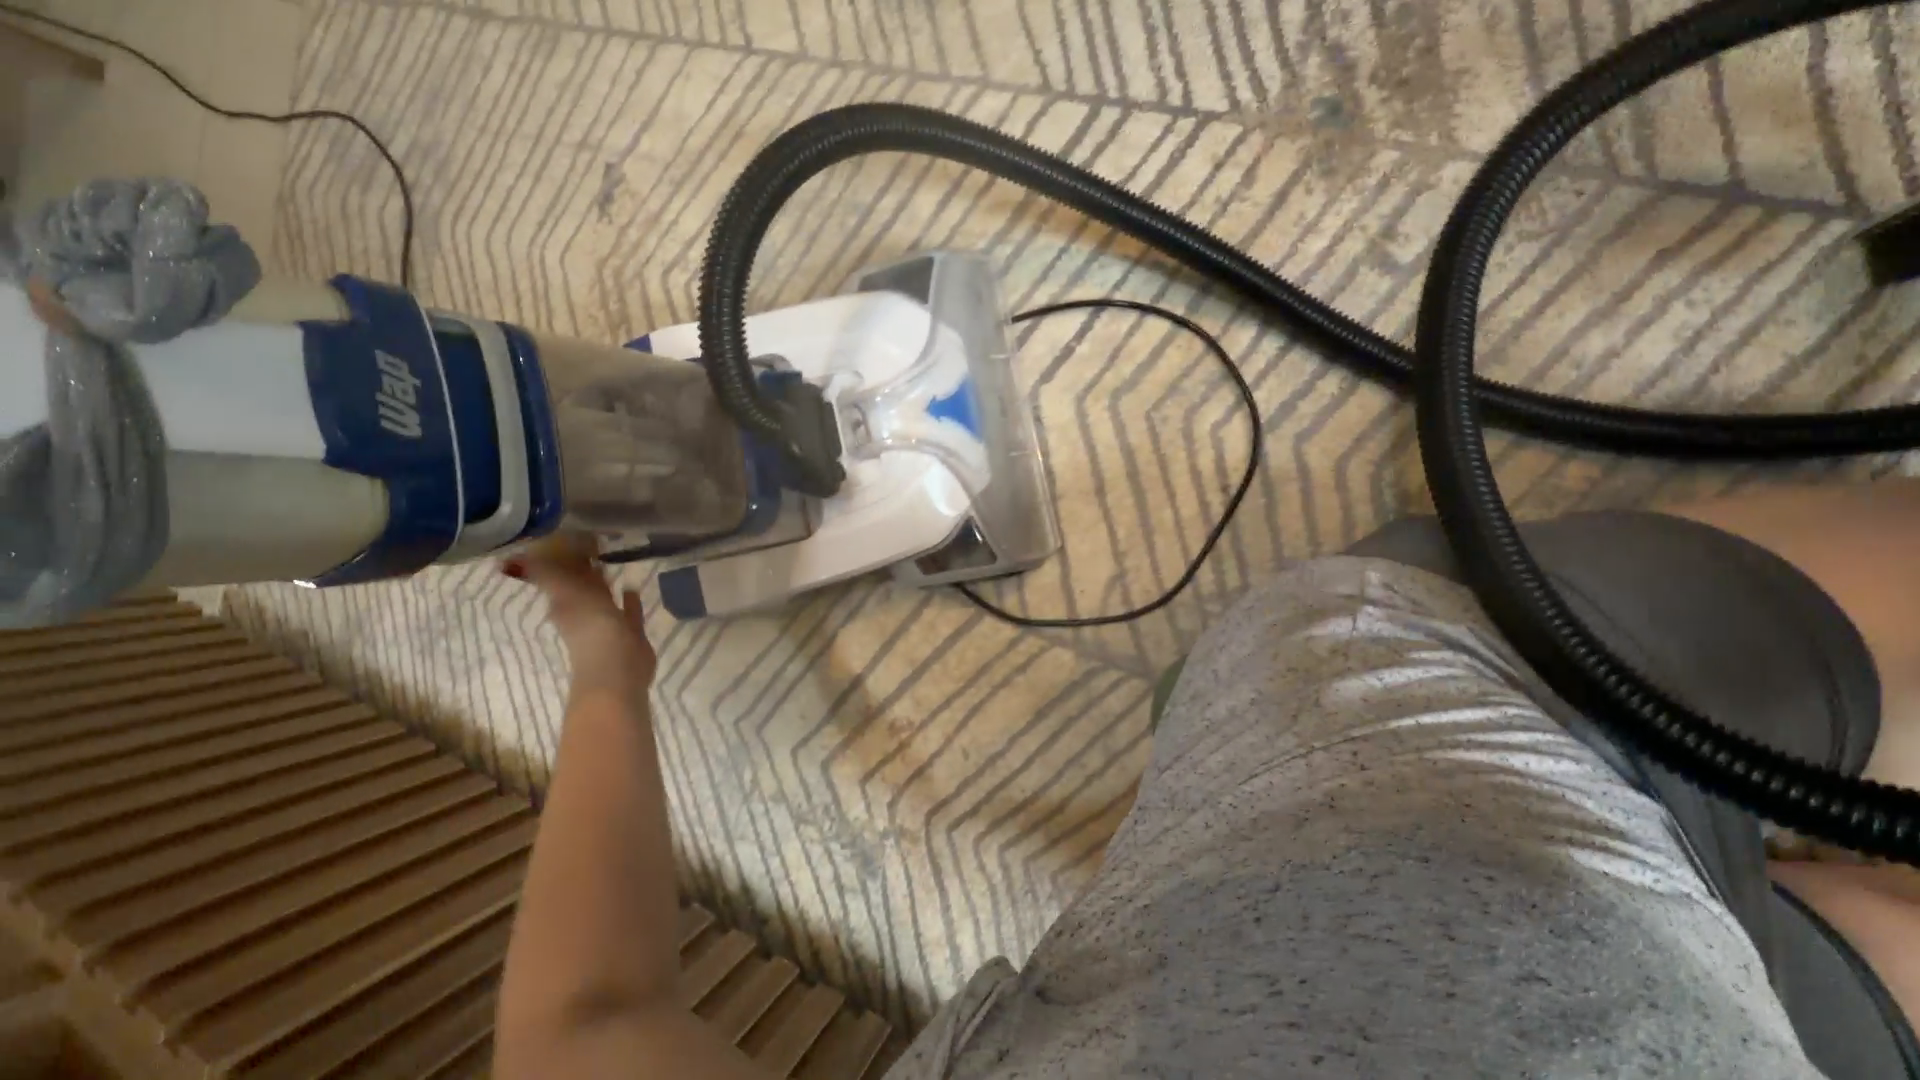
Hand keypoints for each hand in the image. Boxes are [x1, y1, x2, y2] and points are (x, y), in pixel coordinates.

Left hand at [506, 534, 656, 699]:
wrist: (617, 673)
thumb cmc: (592, 631)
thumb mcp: (567, 595)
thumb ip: (547, 574)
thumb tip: (514, 555)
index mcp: (564, 602)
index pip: (558, 574)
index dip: (560, 556)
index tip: (566, 535)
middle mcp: (582, 611)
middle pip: (579, 585)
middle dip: (580, 567)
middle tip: (589, 542)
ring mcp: (606, 623)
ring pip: (602, 598)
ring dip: (603, 583)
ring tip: (609, 562)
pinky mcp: (629, 633)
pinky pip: (627, 612)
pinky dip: (628, 601)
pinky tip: (632, 588)